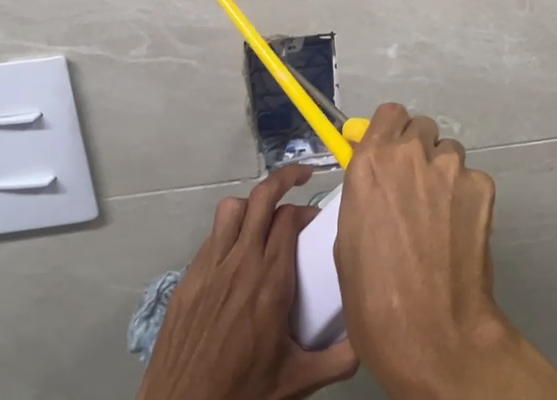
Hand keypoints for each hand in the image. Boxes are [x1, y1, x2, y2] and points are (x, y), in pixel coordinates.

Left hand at [137, 164, 356, 399]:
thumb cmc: (244, 393)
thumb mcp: (301, 380)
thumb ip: (341, 358)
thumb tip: (370, 339)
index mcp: (270, 281)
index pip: (289, 218)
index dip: (306, 210)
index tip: (317, 223)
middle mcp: (239, 264)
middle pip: (261, 198)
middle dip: (285, 179)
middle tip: (303, 178)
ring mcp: (208, 270)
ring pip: (231, 210)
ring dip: (252, 205)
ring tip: (267, 218)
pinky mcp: (186, 282)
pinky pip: (210, 238)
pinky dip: (229, 233)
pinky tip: (238, 256)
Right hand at [335, 103, 505, 394]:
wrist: (431, 329)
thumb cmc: (373, 295)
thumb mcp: (348, 238)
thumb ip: (364, 192)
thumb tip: (375, 177)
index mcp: (371, 162)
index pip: (390, 114)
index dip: (391, 132)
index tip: (390, 153)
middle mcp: (411, 154)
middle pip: (421, 128)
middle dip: (418, 151)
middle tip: (414, 188)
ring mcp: (451, 168)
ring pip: (449, 152)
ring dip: (443, 173)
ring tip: (438, 216)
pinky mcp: (482, 186)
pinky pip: (472, 178)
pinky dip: (467, 196)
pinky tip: (458, 230)